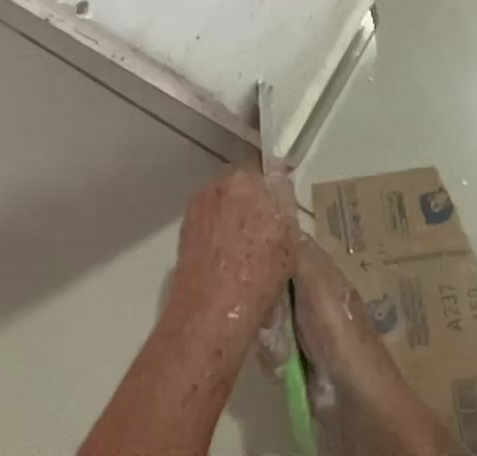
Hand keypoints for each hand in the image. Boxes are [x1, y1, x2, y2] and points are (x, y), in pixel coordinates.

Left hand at [170, 168, 297, 327]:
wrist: (212, 309)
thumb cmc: (260, 275)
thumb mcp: (289, 240)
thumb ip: (284, 203)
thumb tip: (280, 181)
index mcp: (251, 180)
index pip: (268, 168)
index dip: (275, 184)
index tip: (280, 202)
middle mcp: (222, 183)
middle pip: (243, 181)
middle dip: (254, 196)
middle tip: (265, 225)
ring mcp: (201, 201)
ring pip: (224, 198)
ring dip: (234, 210)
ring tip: (243, 242)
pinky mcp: (186, 222)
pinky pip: (209, 215)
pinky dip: (217, 225)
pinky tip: (225, 251)